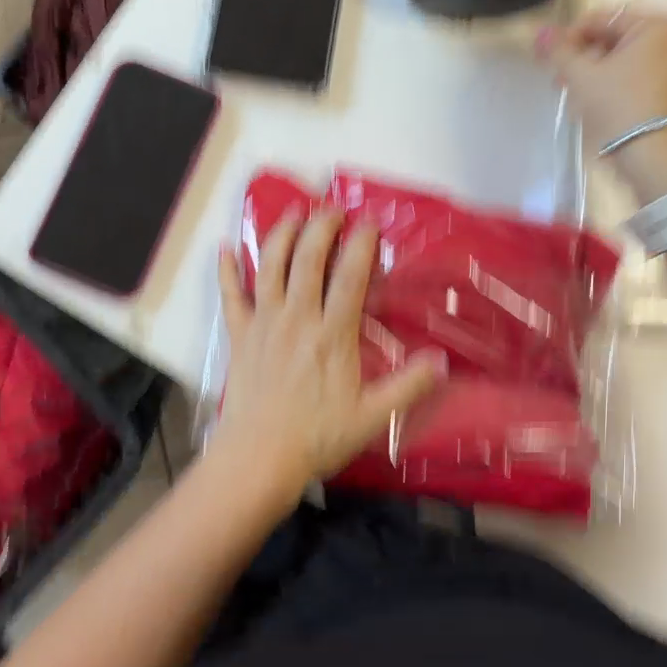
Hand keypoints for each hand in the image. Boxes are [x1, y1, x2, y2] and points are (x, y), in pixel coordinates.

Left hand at [213, 208, 445, 500]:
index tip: (369, 223)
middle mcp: (297, 317)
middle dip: (321, 226)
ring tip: (293, 212)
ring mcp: (264, 322)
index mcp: (332, 334)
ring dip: (281, 234)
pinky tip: (224, 247)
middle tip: (332, 209)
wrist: (259, 457)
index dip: (361, 245)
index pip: (350, 277)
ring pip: (270, 266)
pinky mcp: (239, 334)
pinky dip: (226, 270)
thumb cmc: (317, 437)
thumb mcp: (372, 417)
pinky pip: (230, 295)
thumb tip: (442, 360)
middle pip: (308, 259)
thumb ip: (408, 386)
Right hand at [537, 8, 666, 201]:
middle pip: (618, 38)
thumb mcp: (581, 76)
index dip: (570, 36)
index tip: (549, 57)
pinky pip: (645, 74)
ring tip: (575, 91)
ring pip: (630, 58)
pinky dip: (621, 81)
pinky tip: (599, 100)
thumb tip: (541, 32)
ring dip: (599, 70)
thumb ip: (558, 50)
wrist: (655, 157)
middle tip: (561, 77)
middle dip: (585, 56)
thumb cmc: (618, 107)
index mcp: (657, 26)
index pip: (602, 19)